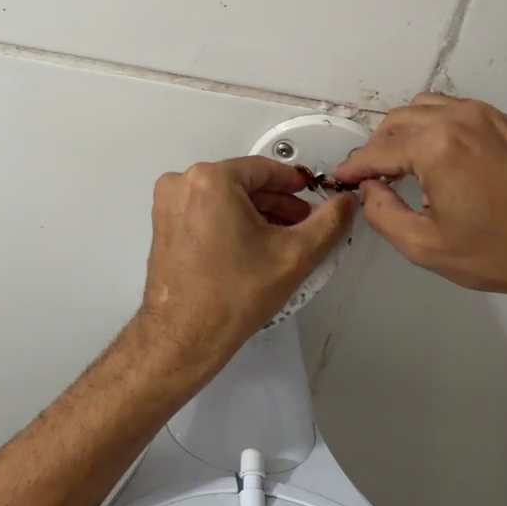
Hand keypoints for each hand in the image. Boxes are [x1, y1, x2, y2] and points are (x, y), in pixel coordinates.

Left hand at [138, 156, 355, 364]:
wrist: (185, 337)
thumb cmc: (228, 298)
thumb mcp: (295, 255)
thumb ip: (328, 223)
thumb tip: (343, 205)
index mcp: (210, 180)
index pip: (264, 169)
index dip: (294, 184)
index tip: (310, 193)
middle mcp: (181, 186)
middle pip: (243, 183)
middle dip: (276, 203)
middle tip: (302, 222)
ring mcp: (168, 208)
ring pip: (224, 199)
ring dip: (255, 214)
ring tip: (282, 240)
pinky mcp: (163, 228)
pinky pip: (206, 213)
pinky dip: (231, 223)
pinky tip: (253, 248)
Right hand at [332, 93, 506, 302]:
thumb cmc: (501, 251)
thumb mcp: (426, 246)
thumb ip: (383, 213)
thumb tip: (370, 190)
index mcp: (435, 146)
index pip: (377, 150)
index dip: (353, 167)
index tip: (339, 179)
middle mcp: (460, 119)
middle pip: (399, 120)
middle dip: (377, 147)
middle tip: (369, 176)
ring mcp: (489, 116)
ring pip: (428, 108)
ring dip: (405, 132)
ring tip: (401, 164)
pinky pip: (459, 112)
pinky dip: (437, 127)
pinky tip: (440, 157)